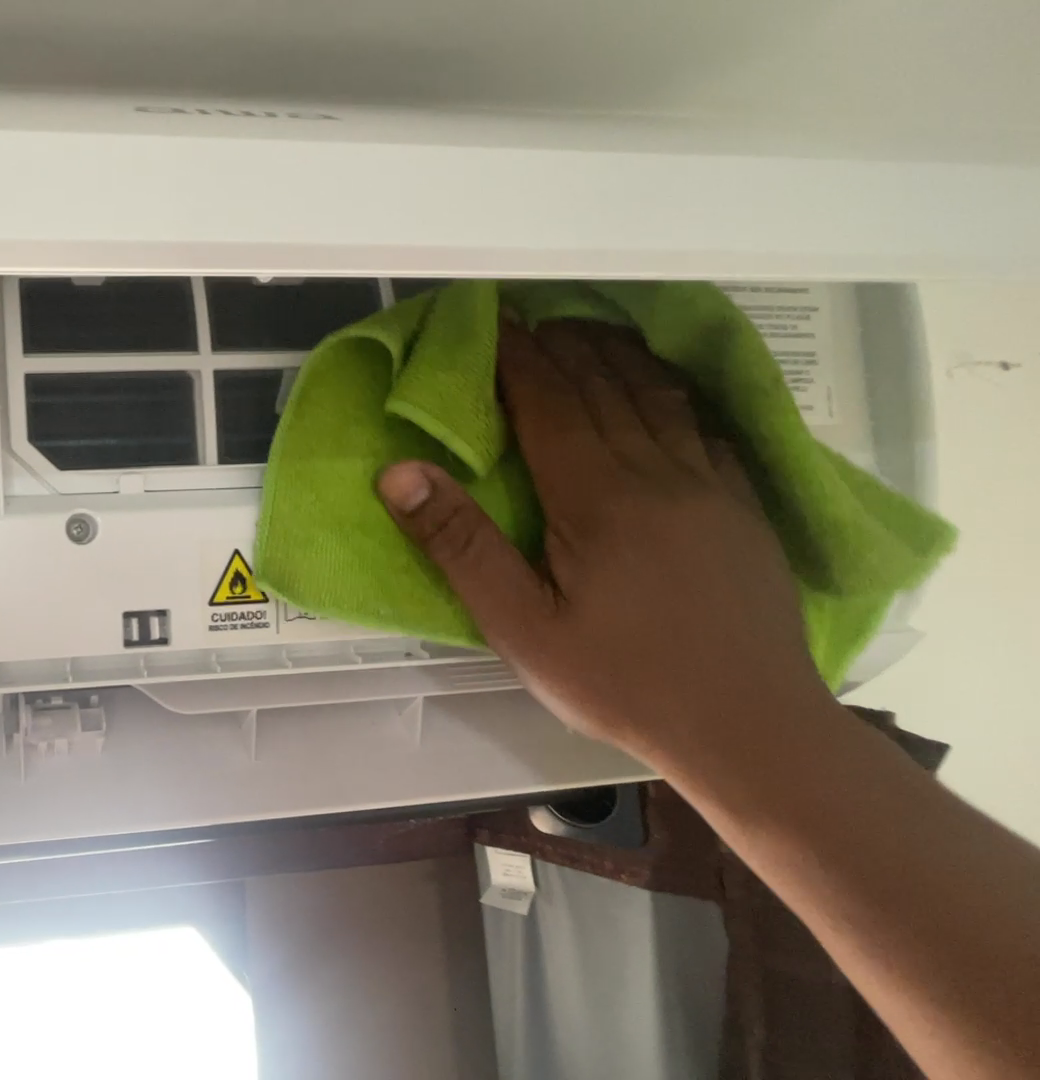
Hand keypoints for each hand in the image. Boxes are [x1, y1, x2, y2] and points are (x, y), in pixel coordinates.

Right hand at [376, 318, 838, 756]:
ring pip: (657, 395)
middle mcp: (659, 473)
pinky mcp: (743, 507)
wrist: (752, 731)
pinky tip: (660, 390)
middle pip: (604, 385)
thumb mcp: (519, 626)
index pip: (549, 401)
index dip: (516, 356)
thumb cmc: (619, 681)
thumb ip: (460, 545)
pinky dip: (669, 390)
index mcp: (599, 496)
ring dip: (614, 356)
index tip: (490, 320)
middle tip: (526, 319)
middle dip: (560, 345)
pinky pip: (701, 424)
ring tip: (583, 332)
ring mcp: (711, 486)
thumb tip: (399, 472)